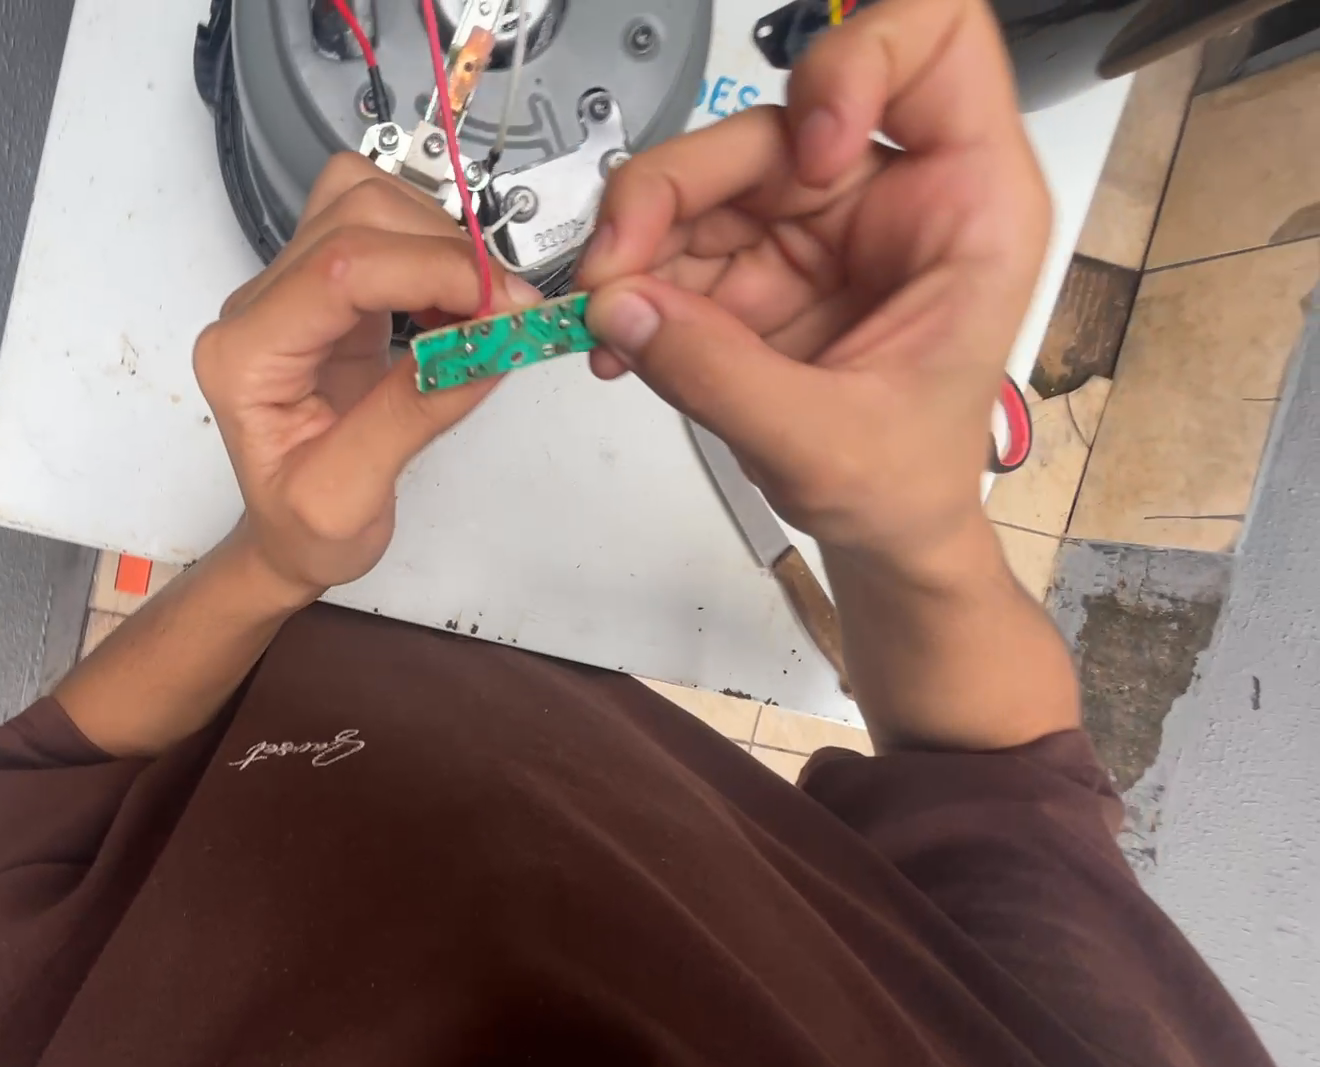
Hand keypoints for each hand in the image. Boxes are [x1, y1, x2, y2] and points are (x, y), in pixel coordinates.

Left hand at [195, 154, 540, 602]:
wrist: (289, 536)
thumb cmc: (305, 531)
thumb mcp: (350, 498)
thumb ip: (411, 416)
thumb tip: (488, 343)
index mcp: (245, 360)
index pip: (339, 270)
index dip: (431, 270)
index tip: (503, 306)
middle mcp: (256, 311)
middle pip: (354, 215)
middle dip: (445, 251)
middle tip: (506, 313)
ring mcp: (287, 294)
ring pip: (364, 202)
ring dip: (438, 239)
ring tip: (479, 307)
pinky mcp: (322, 294)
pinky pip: (376, 230)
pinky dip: (429, 248)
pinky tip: (454, 301)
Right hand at [577, 0, 1048, 565]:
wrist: (873, 527)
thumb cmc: (896, 480)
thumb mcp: (821, 440)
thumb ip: (717, 376)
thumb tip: (614, 309)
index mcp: (954, 206)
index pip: (928, 46)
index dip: (853, 70)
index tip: (805, 161)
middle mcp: (869, 203)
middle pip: (758, 132)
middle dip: (666, 195)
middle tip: (609, 275)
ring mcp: (796, 240)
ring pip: (693, 191)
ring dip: (630, 250)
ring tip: (604, 325)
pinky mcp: (739, 281)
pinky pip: (664, 257)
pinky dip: (625, 297)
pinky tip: (614, 346)